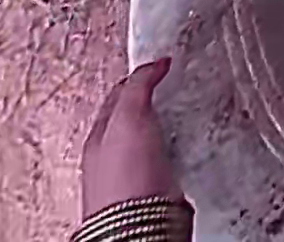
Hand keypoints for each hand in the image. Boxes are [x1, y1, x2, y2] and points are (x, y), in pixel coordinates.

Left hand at [81, 57, 181, 216]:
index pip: (120, 92)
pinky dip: (175, 137)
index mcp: (99, 135)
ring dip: (164, 117)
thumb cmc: (125, 174)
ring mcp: (134, 168)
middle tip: (170, 79)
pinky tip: (185, 134)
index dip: (141, 73)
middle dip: (151, 95)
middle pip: (134, 113)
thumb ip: (139, 85)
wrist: (140, 222)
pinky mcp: (156, 181)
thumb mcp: (129, 116)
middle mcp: (113, 153)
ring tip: (180, 103)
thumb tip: (155, 63)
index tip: (163, 62)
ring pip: (150, 132)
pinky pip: (166, 149)